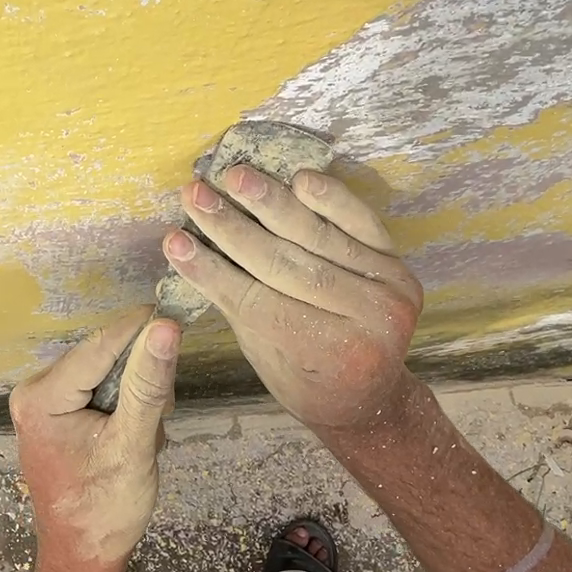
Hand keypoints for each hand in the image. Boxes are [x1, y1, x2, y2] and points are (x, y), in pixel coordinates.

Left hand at [8, 305, 182, 566]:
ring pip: (102, 372)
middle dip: (137, 377)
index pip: (98, 346)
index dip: (138, 328)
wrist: (82, 555)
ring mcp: (40, 401)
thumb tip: (165, 327)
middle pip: (100, 357)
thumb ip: (149, 385)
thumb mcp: (133, 444)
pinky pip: (94, 389)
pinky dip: (120, 405)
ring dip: (132, 395)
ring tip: (144, 435)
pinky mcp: (52, 412)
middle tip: (162, 411)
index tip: (176, 312)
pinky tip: (129, 436)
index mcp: (41, 397)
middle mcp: (33, 390)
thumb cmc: (105, 509)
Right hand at [161, 165, 422, 431]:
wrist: (370, 396)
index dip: (210, 269)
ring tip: (232, 176)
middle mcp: (365, 321)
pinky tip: (298, 178)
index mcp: (327, 356)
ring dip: (269, 201)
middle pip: (283, 263)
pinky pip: (362, 222)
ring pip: (316, 236)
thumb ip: (236, 302)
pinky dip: (330, 198)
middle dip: (231, 227)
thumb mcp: (263, 356)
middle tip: (195, 195)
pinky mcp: (398, 264)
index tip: (173, 240)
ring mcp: (388, 290)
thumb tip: (187, 249)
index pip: (254, 301)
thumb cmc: (305, 383)